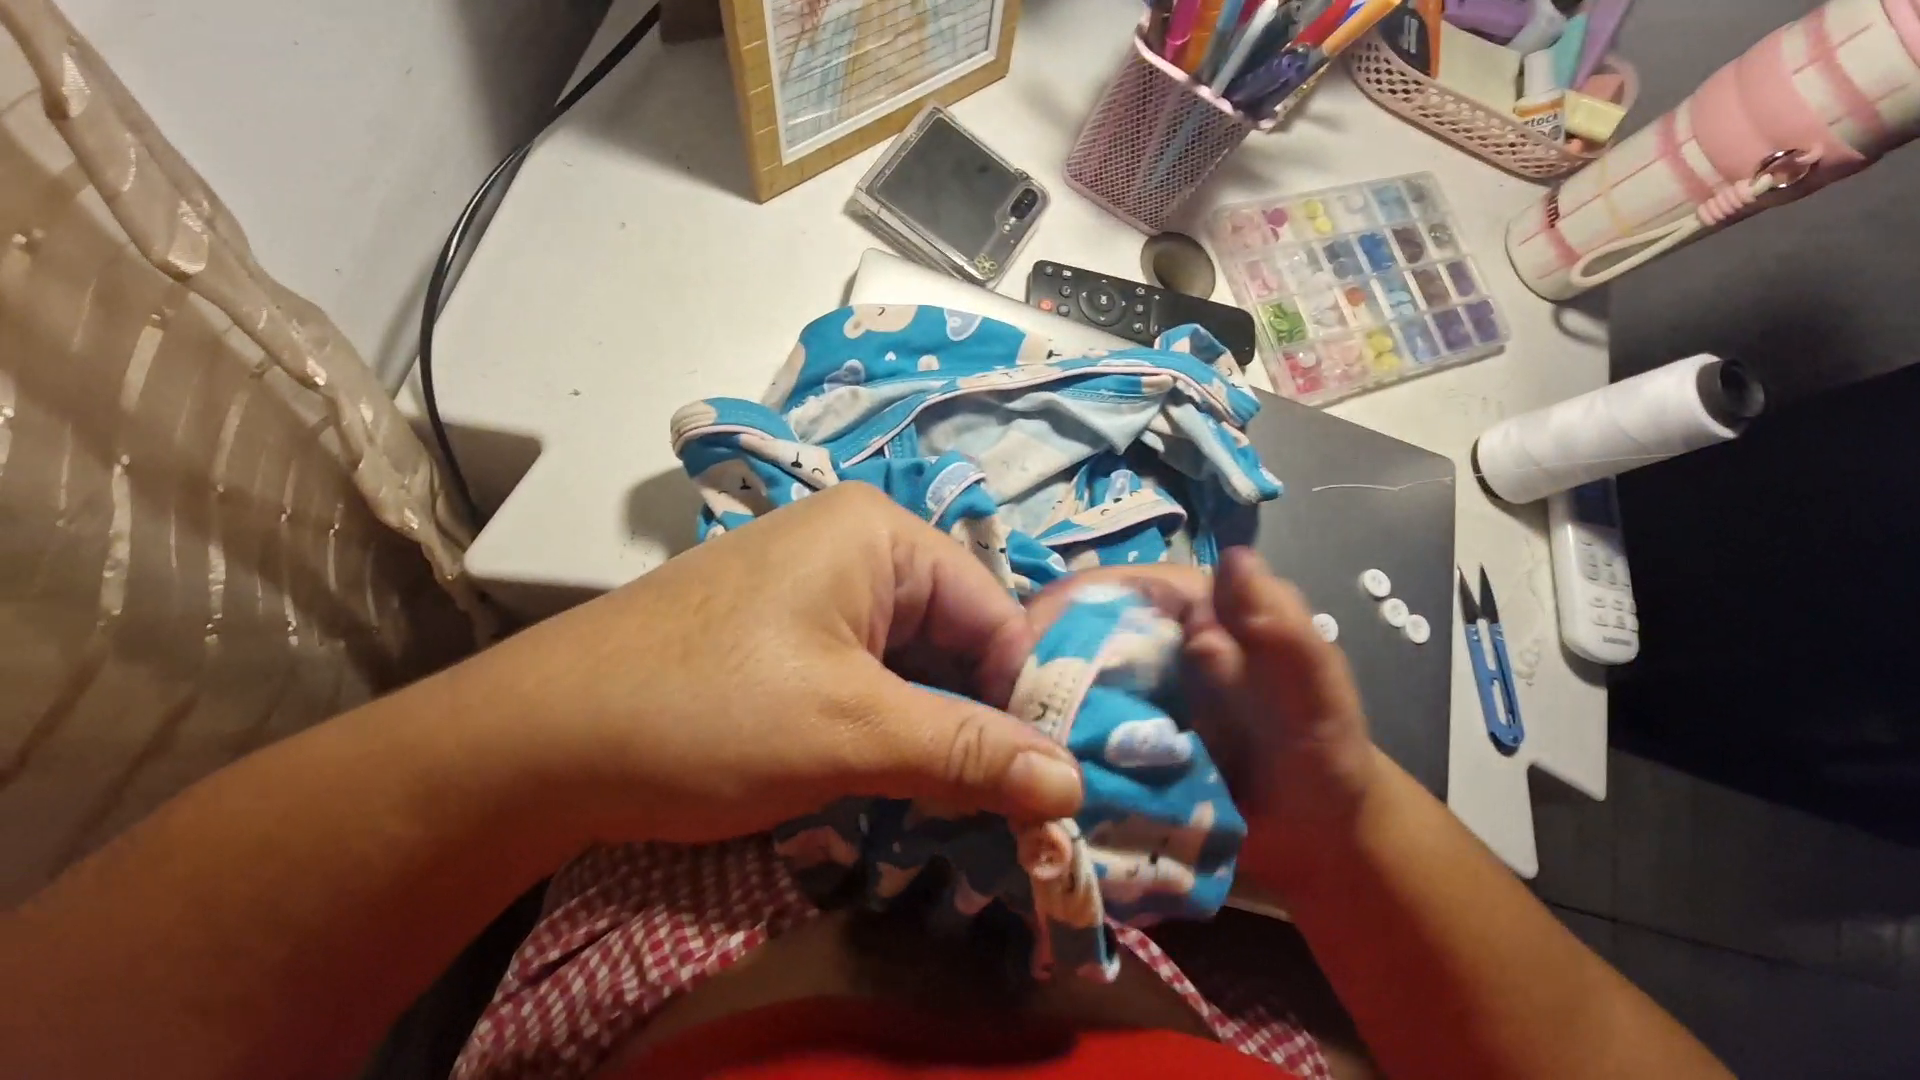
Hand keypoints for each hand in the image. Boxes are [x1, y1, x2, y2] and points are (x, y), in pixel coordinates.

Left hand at [443, 483, 1082, 844]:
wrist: (538, 741)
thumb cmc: (706, 712)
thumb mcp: (851, 732)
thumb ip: (968, 753)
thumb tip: (1075, 782)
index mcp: (880, 535)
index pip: (997, 613)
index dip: (1027, 697)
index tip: (1045, 783)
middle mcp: (854, 549)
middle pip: (956, 637)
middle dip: (979, 721)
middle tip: (1005, 808)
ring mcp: (814, 593)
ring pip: (913, 664)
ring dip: (934, 733)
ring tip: (949, 803)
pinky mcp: (785, 638)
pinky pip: (868, 678)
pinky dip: (889, 729)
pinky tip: (889, 779)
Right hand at [1004, 549, 1381, 892]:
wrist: (1316, 839)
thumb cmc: (1322, 754)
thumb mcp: (1317, 695)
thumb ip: (1283, 635)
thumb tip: (1236, 558)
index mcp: (1184, 608)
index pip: (1104, 591)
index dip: (1054, 614)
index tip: (1013, 658)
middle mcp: (1142, 641)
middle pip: (1064, 639)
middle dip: (1023, 668)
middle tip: (995, 714)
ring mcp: (1121, 693)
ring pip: (1056, 686)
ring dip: (1025, 711)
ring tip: (997, 748)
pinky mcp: (1111, 740)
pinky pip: (1066, 735)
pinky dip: (1043, 749)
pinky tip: (1019, 774)